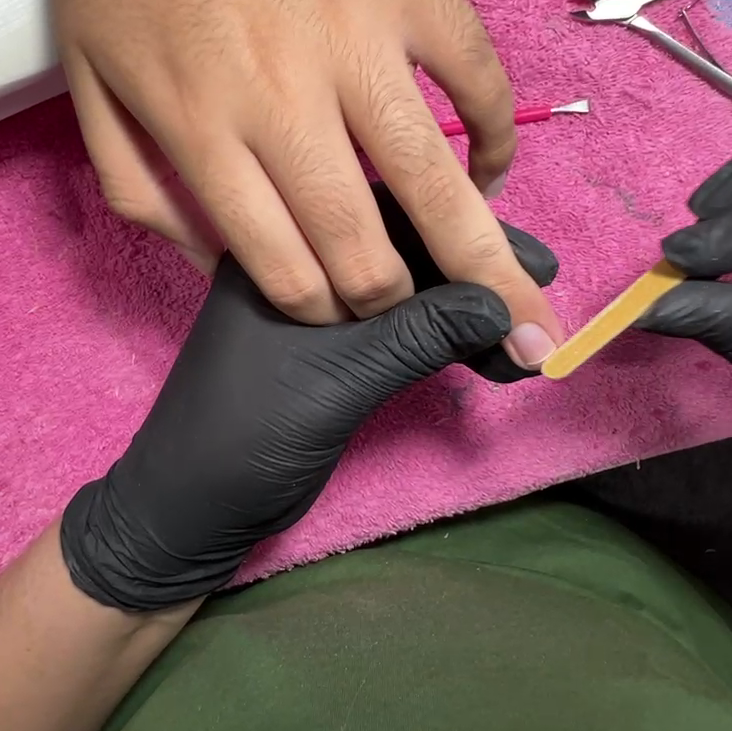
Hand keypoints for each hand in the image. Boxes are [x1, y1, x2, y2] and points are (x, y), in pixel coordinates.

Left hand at [31, 0, 562, 366]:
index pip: (287, 273)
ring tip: (509, 305)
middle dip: (396, 310)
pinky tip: (484, 172)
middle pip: (366, 253)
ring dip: (478, 264)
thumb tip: (214, 268)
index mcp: (200, 128)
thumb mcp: (90, 82)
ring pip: (438, 188)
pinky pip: (483, 88)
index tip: (343, 322)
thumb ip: (142, 194)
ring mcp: (360, 35)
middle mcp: (284, 97)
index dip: (323, 316)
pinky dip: (496, 145)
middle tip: (418, 322)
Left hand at [59, 188, 558, 610]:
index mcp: (284, 246)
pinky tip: (487, 354)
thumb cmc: (244, 437)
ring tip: (525, 339)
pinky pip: (403, 332)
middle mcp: (304, 265)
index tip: (532, 266)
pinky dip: (447, 343)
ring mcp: (320, 311)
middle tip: (542, 296)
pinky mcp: (333, 353)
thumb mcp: (337, 381)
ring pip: (412, 295)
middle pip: (409, 252)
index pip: (390, 218)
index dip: (467, 237)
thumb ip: (417, 336)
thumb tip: (505, 304)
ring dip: (470, 315)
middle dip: (479, 277)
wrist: (189, 512)